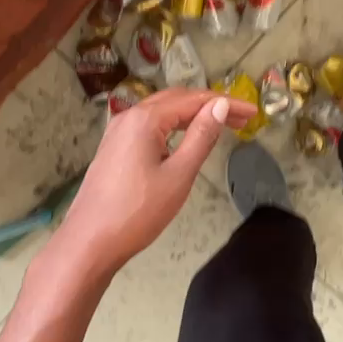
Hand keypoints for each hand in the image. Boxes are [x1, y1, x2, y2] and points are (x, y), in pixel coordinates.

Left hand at [48, 88, 256, 282]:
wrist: (89, 242)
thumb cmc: (138, 211)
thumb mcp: (178, 175)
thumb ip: (201, 137)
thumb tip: (219, 106)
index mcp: (145, 119)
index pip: (194, 101)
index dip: (226, 103)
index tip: (253, 113)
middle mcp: (129, 117)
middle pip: (176, 100)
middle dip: (210, 105)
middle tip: (243, 119)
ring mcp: (117, 132)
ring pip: (161, 112)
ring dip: (192, 114)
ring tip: (220, 125)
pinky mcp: (113, 148)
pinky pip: (149, 125)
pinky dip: (173, 125)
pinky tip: (185, 138)